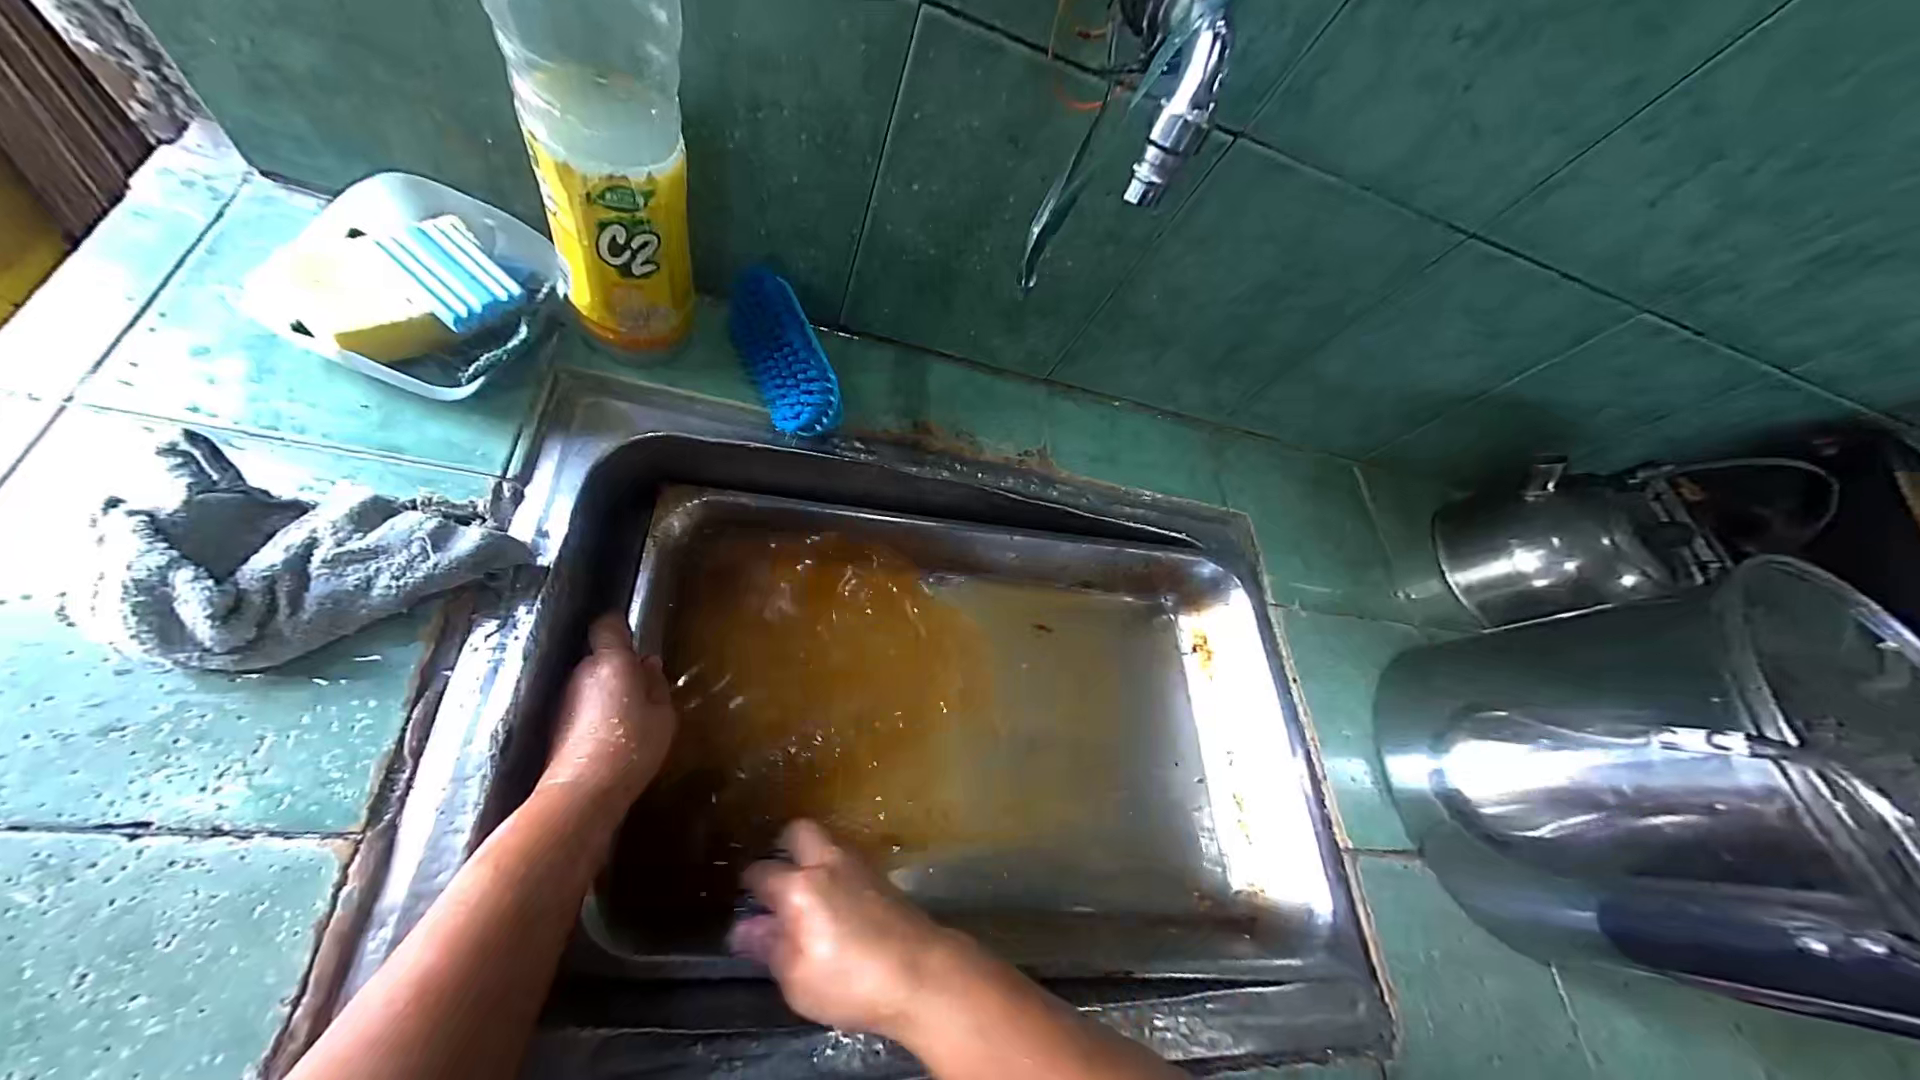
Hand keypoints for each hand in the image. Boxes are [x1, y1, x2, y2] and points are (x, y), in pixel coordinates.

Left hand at [539, 612, 676, 813]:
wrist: (583, 791)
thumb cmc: (633, 745)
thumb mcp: (663, 713)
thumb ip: (656, 684)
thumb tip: (648, 664)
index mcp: (611, 662)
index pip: (608, 625)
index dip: (621, 626)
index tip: (636, 636)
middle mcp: (581, 672)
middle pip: (600, 656)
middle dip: (620, 666)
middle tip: (645, 687)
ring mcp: (564, 698)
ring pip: (591, 681)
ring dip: (607, 690)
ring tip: (630, 715)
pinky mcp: (555, 722)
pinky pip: (582, 704)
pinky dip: (595, 712)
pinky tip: (612, 734)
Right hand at [729, 820, 965, 1040]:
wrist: (920, 971)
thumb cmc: (851, 981)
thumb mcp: (797, 979)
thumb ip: (769, 947)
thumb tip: (745, 928)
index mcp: (800, 887)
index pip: (761, 873)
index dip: (748, 886)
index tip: (745, 899)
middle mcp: (827, 862)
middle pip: (798, 830)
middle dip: (783, 846)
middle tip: (777, 875)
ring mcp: (858, 863)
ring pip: (827, 840)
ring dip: (812, 855)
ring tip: (805, 889)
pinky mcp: (880, 874)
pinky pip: (847, 858)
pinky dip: (834, 868)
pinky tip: (834, 898)